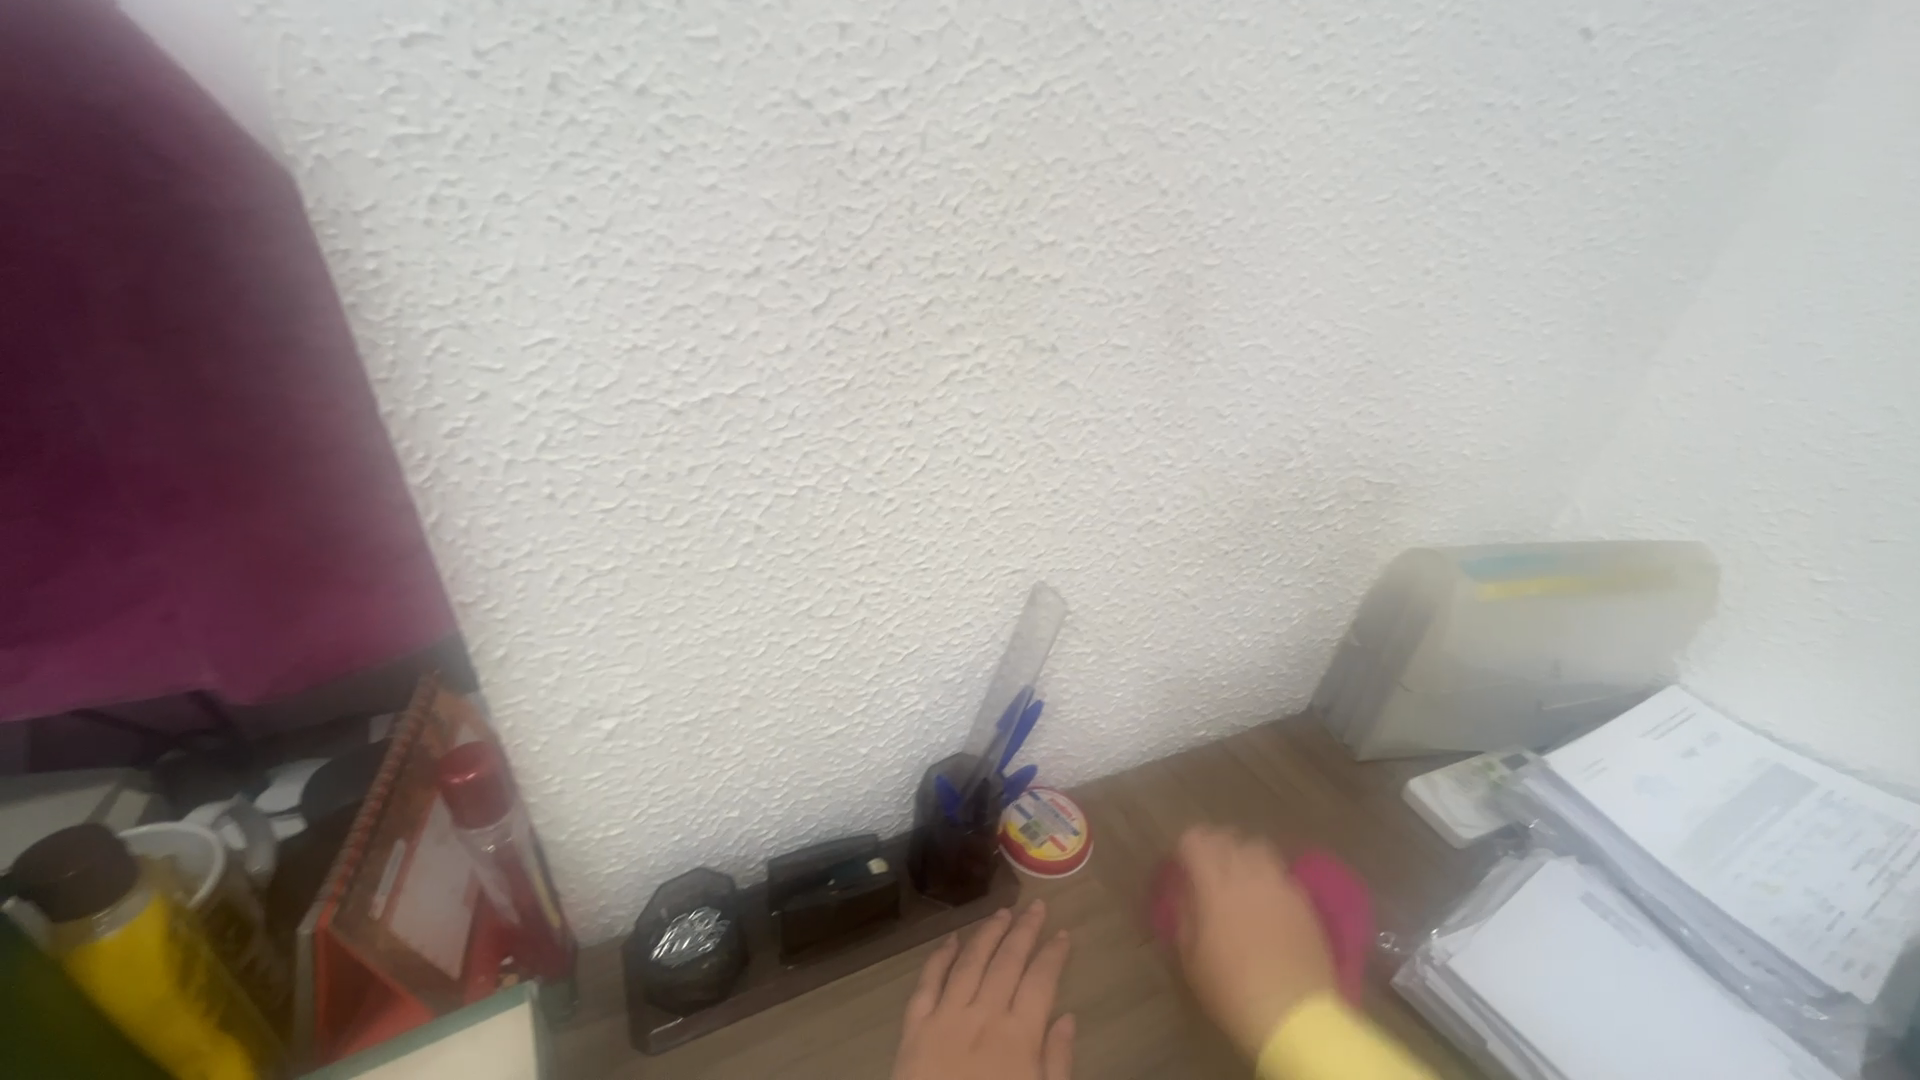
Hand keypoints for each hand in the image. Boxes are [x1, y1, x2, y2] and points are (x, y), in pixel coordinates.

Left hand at [890, 901, 1074, 1079]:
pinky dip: (939, 957)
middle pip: (1007, 961)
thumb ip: (1057, 1061)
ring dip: (987, 933)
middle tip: (1036, 906)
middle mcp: (983, 1015)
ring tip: (1001, 912)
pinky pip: (927, 983)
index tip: (1063, 933)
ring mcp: (945, 1017)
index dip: (1054, 954)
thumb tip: (1068, 1017)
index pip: (1041, 980)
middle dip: (1024, 930)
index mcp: (1018, 1036)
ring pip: (969, 962)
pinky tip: (951, 940)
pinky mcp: (914, 1027)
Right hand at [1173, 827, 1335, 1060]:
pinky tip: (1267, 898)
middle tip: (1208, 865)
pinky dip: (1268, 876)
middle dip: (1214, 845)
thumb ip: (1186, 914)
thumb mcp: (1192, 957)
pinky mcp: (1304, 901)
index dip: (1186, 846)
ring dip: (1243, 854)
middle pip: (1228, 837)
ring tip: (1240, 874)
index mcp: (1214, 885)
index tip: (1182, 862)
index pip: (1196, 840)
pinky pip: (1281, 873)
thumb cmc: (1232, 990)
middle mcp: (1247, 875)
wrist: (1294, 1015)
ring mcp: (1279, 885)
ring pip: (1258, 848)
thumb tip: (1187, 892)